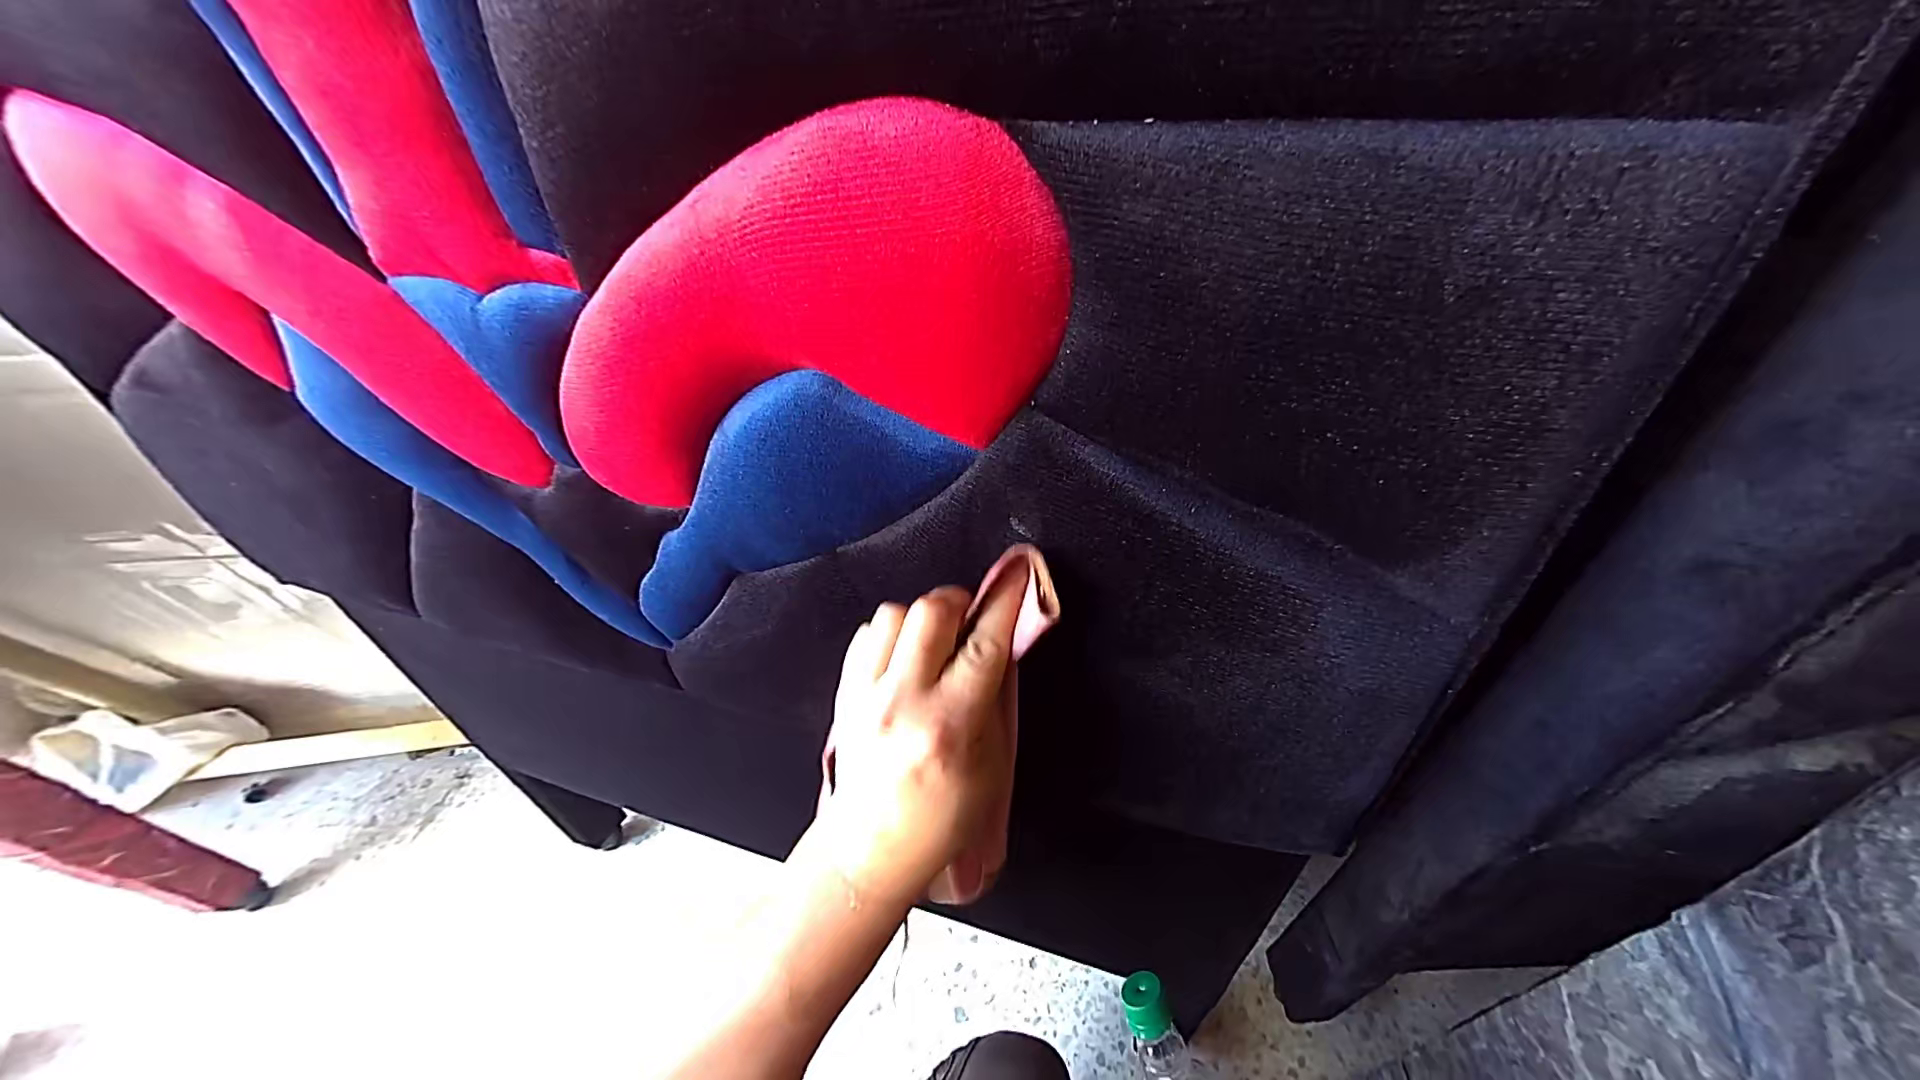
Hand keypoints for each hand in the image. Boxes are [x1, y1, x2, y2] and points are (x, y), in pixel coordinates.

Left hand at [813, 558, 1030, 906]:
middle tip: (971, 619)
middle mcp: (904, 702)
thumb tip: (1003, 643)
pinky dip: (890, 635)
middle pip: (932, 611)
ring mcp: (868, 696)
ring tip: (935, 644)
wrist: (871, 849)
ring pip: (894, 614)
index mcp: (950, 725)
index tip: (1018, 577)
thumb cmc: (939, 820)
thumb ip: (998, 697)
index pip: (984, 643)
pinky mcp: (845, 694)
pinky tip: (904, 658)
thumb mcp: (993, 766)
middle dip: (960, 601)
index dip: (1007, 601)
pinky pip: (866, 635)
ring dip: (923, 619)